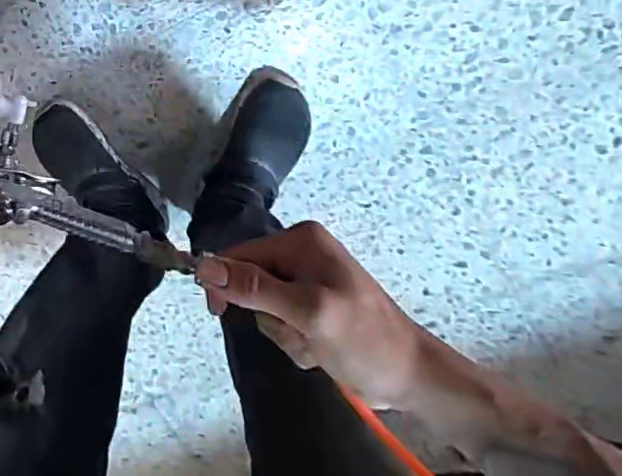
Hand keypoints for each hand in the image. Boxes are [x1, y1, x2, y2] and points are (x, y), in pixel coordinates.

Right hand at [194, 221, 439, 409]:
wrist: (419, 383)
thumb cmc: (366, 341)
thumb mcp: (307, 312)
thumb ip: (253, 287)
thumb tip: (202, 265)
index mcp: (301, 239)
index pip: (241, 253)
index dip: (225, 281)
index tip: (219, 312)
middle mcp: (302, 252)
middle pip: (251, 280)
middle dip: (267, 314)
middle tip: (294, 333)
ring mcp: (309, 279)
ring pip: (265, 305)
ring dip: (283, 332)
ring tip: (313, 346)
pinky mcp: (314, 304)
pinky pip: (282, 319)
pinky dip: (294, 339)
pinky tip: (319, 350)